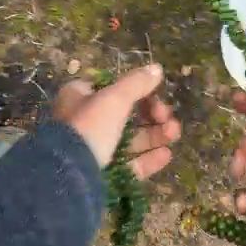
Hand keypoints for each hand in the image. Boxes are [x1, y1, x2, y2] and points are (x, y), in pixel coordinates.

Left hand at [52, 63, 181, 178]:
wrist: (71, 177)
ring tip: (174, 134)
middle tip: (169, 118)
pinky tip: (166, 155)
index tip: (156, 94)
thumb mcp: (114, 98)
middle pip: (124, 115)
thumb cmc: (90, 126)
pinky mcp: (102, 175)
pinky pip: (128, 164)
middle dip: (151, 115)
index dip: (137, 90)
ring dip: (154, 135)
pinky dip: (147, 159)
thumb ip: (137, 83)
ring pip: (128, 140)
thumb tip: (157, 68)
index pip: (112, 88)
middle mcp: (84, 121)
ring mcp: (93, 149)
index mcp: (79, 96)